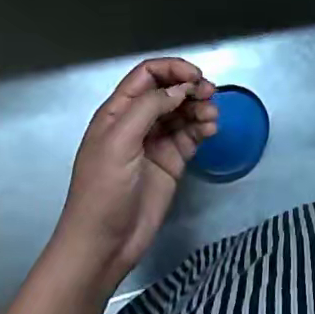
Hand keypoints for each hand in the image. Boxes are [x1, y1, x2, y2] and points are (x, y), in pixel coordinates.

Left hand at [54, 58, 217, 284]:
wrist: (103, 244)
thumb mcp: (119, 142)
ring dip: (199, 107)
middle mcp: (137, 122)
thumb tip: (179, 89)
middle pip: (168, 91)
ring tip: (212, 115)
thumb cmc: (102, 191)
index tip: (195, 77)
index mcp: (117, 112)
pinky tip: (210, 129)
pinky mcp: (170, 162)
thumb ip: (148, 108)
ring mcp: (155, 143)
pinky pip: (190, 135)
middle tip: (210, 94)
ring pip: (182, 112)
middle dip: (190, 87)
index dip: (172, 69)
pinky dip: (202, 127)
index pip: (147, 75)